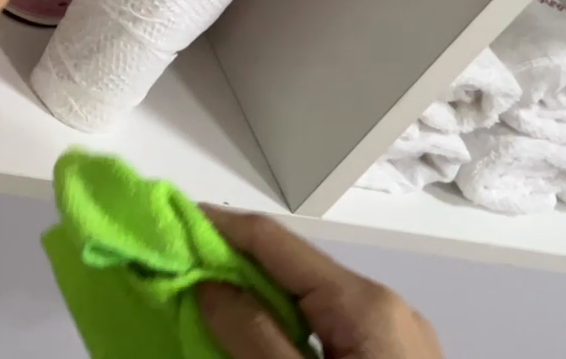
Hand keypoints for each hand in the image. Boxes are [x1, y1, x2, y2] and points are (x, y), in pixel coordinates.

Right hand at [196, 209, 441, 358]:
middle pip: (289, 266)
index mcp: (364, 302)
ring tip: (211, 309)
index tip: (166, 222)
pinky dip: (288, 326)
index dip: (214, 224)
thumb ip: (251, 333)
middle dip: (232, 264)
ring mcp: (398, 337)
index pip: (272, 238)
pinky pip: (328, 327)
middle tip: (179, 273)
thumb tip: (208, 283)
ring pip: (307, 298)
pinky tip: (262, 342)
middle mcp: (386, 305)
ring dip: (258, 299)